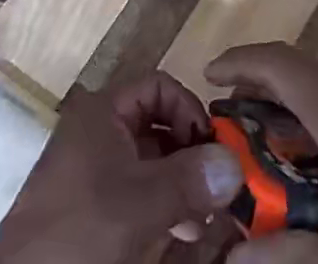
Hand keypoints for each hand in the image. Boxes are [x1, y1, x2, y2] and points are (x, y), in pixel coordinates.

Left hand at [0, 71, 245, 263]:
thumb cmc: (78, 230)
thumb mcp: (140, 203)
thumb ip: (192, 179)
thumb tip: (238, 165)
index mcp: (102, 115)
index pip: (159, 87)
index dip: (189, 108)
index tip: (211, 145)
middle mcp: (99, 135)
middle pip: (160, 125)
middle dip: (194, 152)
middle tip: (221, 182)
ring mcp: (96, 173)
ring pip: (154, 162)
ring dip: (185, 183)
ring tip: (210, 213)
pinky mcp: (95, 210)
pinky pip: (141, 193)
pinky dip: (167, 206)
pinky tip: (187, 231)